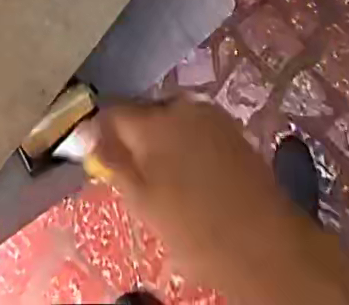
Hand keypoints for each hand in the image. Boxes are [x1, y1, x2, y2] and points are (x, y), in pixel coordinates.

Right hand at [85, 100, 320, 296]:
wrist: (264, 243)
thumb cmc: (195, 230)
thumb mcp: (143, 202)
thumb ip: (113, 161)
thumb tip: (84, 133)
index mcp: (154, 121)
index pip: (113, 112)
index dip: (100, 132)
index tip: (97, 156)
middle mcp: (181, 104)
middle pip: (143, 112)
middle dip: (133, 135)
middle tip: (134, 175)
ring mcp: (209, 112)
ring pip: (170, 118)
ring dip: (160, 138)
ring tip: (164, 177)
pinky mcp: (230, 124)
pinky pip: (194, 125)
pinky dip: (185, 141)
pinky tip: (191, 173)